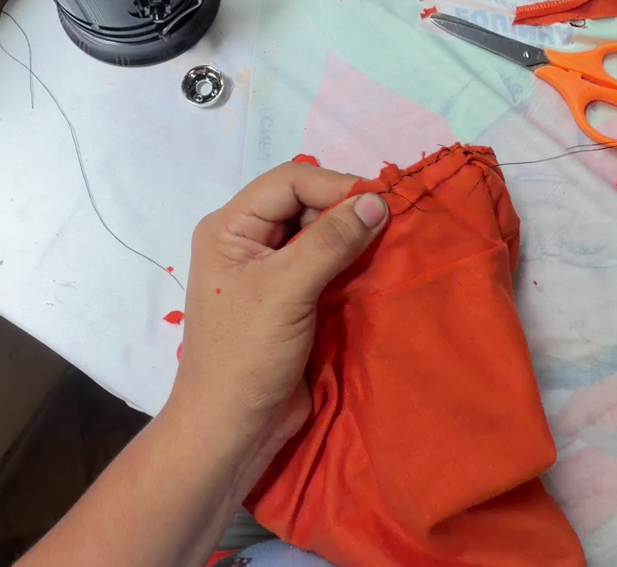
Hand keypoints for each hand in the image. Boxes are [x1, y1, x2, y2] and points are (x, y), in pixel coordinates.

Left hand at [166, 162, 389, 462]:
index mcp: (229, 227)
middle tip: (387, 222)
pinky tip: (374, 265)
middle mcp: (247, 239)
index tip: (378, 204)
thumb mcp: (286, 291)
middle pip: (302, 201)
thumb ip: (330, 241)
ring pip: (316, 231)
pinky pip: (323, 261)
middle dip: (343, 208)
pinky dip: (349, 260)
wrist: (232, 433)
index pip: (287, 182)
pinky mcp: (290, 296)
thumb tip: (378, 201)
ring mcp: (268, 268)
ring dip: (350, 234)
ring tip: (387, 240)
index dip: (332, 186)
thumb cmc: (246, 356)